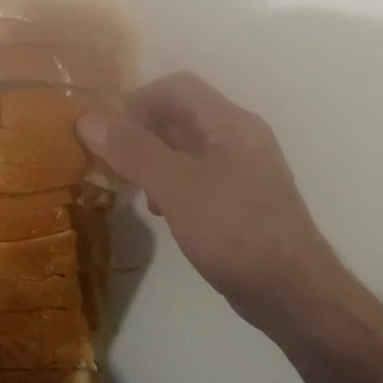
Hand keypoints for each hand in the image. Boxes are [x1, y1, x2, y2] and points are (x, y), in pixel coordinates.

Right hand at [76, 73, 351, 330]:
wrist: (294, 295)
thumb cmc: (235, 230)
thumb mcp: (176, 186)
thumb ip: (133, 150)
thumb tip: (88, 118)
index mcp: (230, 123)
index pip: (177, 87)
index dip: (137, 100)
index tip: (108, 132)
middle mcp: (240, 139)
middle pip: (180, 115)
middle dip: (141, 131)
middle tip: (109, 159)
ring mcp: (243, 172)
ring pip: (186, 149)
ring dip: (152, 159)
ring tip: (129, 185)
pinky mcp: (241, 203)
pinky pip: (196, 177)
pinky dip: (170, 184)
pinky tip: (159, 211)